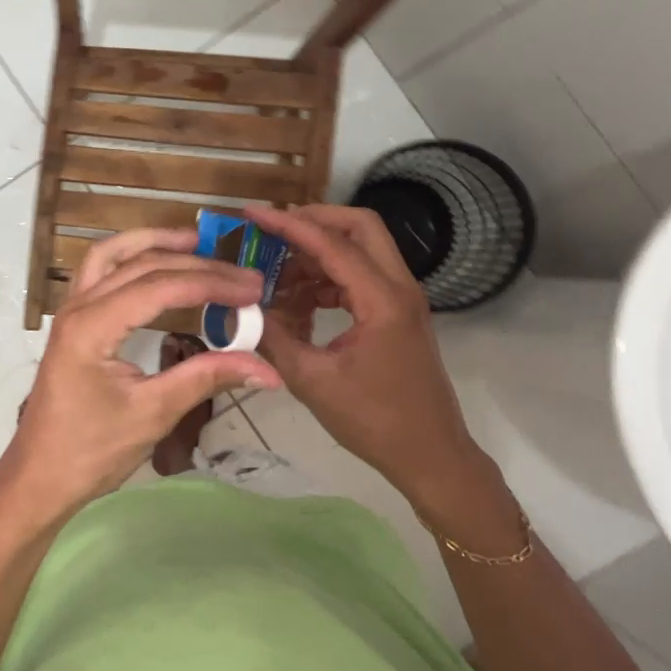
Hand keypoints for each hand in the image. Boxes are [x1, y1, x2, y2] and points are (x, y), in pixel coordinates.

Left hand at [0, 228, 282, 518]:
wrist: (40, 476)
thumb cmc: (91, 450)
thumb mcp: (153, 413)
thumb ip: (206, 378)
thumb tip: (267, 368)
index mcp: (92, 326)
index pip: (160, 286)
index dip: (211, 283)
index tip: (253, 290)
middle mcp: (77, 308)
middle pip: (139, 265)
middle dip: (194, 265)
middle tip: (242, 276)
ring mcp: (70, 313)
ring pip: (110, 257)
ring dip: (152, 245)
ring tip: (196, 243)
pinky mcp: (72, 325)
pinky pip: (99, 275)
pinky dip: (131, 261)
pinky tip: (157, 269)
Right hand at [243, 204, 487, 500]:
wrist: (430, 456)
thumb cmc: (373, 421)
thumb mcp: (311, 380)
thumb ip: (273, 337)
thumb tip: (239, 308)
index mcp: (383, 301)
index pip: (332, 244)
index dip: (289, 225)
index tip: (252, 214)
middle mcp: (399, 289)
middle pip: (359, 227)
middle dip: (313, 221)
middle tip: (270, 231)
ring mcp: (401, 300)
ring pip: (360, 250)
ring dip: (317, 253)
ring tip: (274, 274)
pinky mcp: (396, 315)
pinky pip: (360, 277)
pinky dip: (327, 278)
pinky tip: (297, 303)